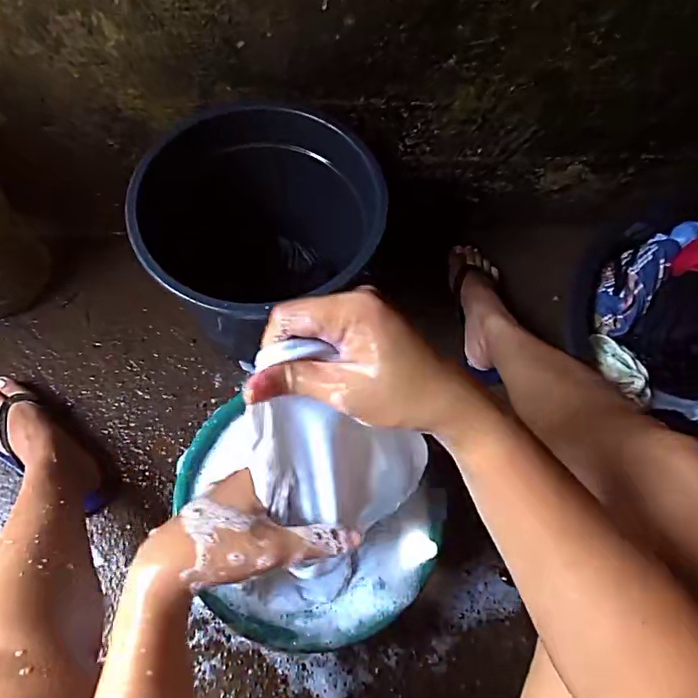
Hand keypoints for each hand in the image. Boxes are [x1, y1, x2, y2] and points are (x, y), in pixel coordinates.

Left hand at [134, 470, 354, 592]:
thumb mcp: (274, 548)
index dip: (312, 465)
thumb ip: (314, 542)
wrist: (167, 567)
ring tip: (312, 510)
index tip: (336, 471)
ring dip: (283, 501)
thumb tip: (354, 537)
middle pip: (277, 477)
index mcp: (252, 476)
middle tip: (331, 494)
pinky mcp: (215, 514)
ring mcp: (223, 495)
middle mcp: (236, 479)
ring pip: (262, 492)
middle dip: (301, 485)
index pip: (289, 460)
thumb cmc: (220, 549)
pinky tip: (279, 525)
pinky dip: (267, 512)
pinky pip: (251, 505)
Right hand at [242, 289, 487, 435]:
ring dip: (303, 352)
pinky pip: (327, 327)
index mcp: (352, 308)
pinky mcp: (366, 317)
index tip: (275, 379)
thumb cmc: (402, 398)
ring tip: (314, 380)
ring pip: (310, 323)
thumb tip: (249, 387)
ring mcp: (363, 305)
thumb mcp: (342, 391)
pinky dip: (320, 350)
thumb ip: (293, 380)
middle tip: (293, 384)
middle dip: (288, 351)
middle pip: (297, 317)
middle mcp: (356, 296)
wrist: (448, 401)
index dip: (273, 348)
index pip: (287, 316)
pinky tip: (328, 372)